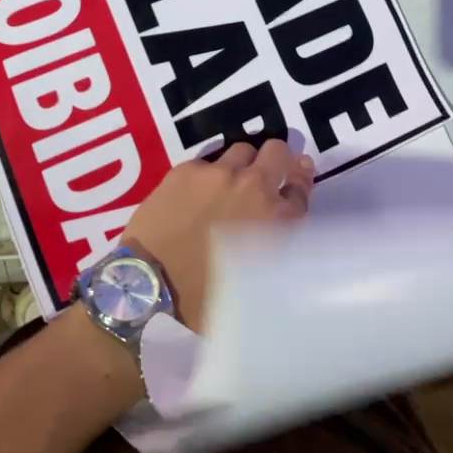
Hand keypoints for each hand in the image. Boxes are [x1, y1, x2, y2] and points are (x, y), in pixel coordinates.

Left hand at [122, 140, 315, 330]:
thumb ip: (273, 252)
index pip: (301, 185)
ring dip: (241, 165)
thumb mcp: (256, 284)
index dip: (300, 177)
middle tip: (264, 174)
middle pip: (278, 151)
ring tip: (227, 183)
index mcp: (278, 221)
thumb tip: (272, 237)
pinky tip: (193, 195)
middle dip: (275, 159)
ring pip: (242, 150)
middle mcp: (256, 189)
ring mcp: (220, 174)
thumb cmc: (207, 302)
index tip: (296, 172)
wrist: (151, 290)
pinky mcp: (187, 171)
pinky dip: (206, 175)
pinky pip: (206, 162)